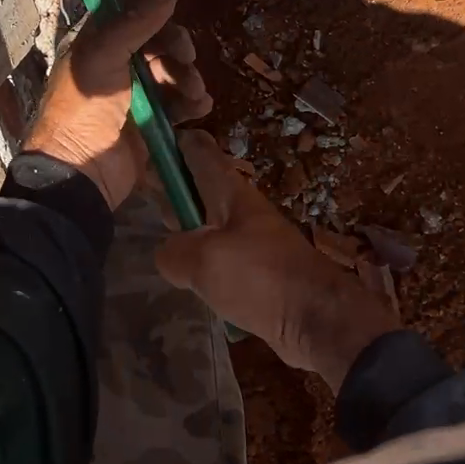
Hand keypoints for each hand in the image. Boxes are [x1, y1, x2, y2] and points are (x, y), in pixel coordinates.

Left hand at [23, 0, 211, 209]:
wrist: (81, 170)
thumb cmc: (85, 105)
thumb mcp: (105, 55)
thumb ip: (137, 21)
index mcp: (99, 43)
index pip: (133, 14)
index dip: (156, 13)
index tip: (172, 15)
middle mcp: (118, 63)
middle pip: (160, 43)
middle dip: (178, 48)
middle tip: (187, 58)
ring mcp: (136, 95)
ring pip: (173, 72)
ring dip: (189, 77)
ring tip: (194, 91)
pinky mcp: (152, 123)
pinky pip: (179, 104)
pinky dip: (192, 103)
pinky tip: (201, 107)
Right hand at [156, 130, 399, 389]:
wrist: (320, 320)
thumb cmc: (260, 277)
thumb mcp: (202, 261)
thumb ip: (172, 251)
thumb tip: (167, 254)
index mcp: (229, 189)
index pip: (198, 149)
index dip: (171, 143)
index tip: (143, 149)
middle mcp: (239, 206)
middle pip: (199, 184)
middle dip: (172, 187)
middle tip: (144, 197)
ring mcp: (251, 237)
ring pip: (208, 220)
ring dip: (186, 225)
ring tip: (162, 237)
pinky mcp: (258, 269)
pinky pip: (221, 253)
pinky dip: (202, 257)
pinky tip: (188, 274)